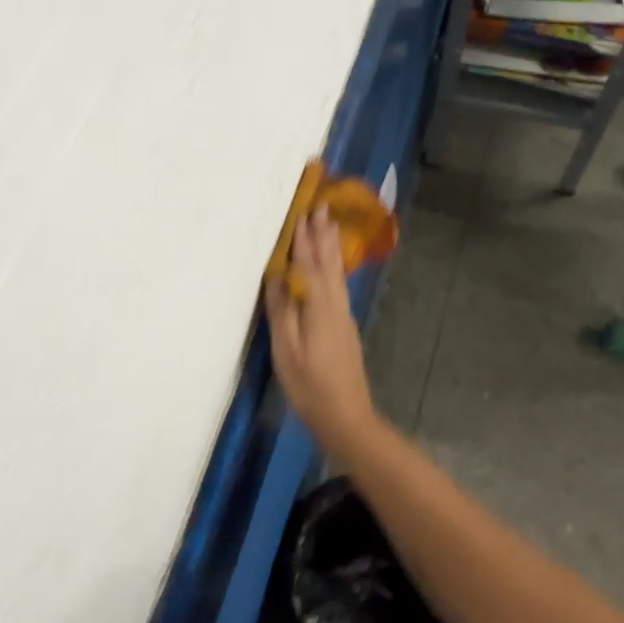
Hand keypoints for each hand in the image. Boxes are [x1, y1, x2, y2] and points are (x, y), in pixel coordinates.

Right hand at [263, 208, 380, 448]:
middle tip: (321, 205)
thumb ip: (281, 310)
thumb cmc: (310, 385)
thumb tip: (276, 275)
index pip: (309, 264)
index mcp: (319, 307)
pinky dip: (332, 266)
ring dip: (330, 247)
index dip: (304, 238)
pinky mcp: (343, 327)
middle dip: (322, 234)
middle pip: (328, 263)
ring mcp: (342, 316)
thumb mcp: (287, 350)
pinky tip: (330, 265)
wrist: (347, 417)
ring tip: (328, 224)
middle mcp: (335, 305)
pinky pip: (337, 285)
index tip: (302, 210)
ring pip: (336, 273)